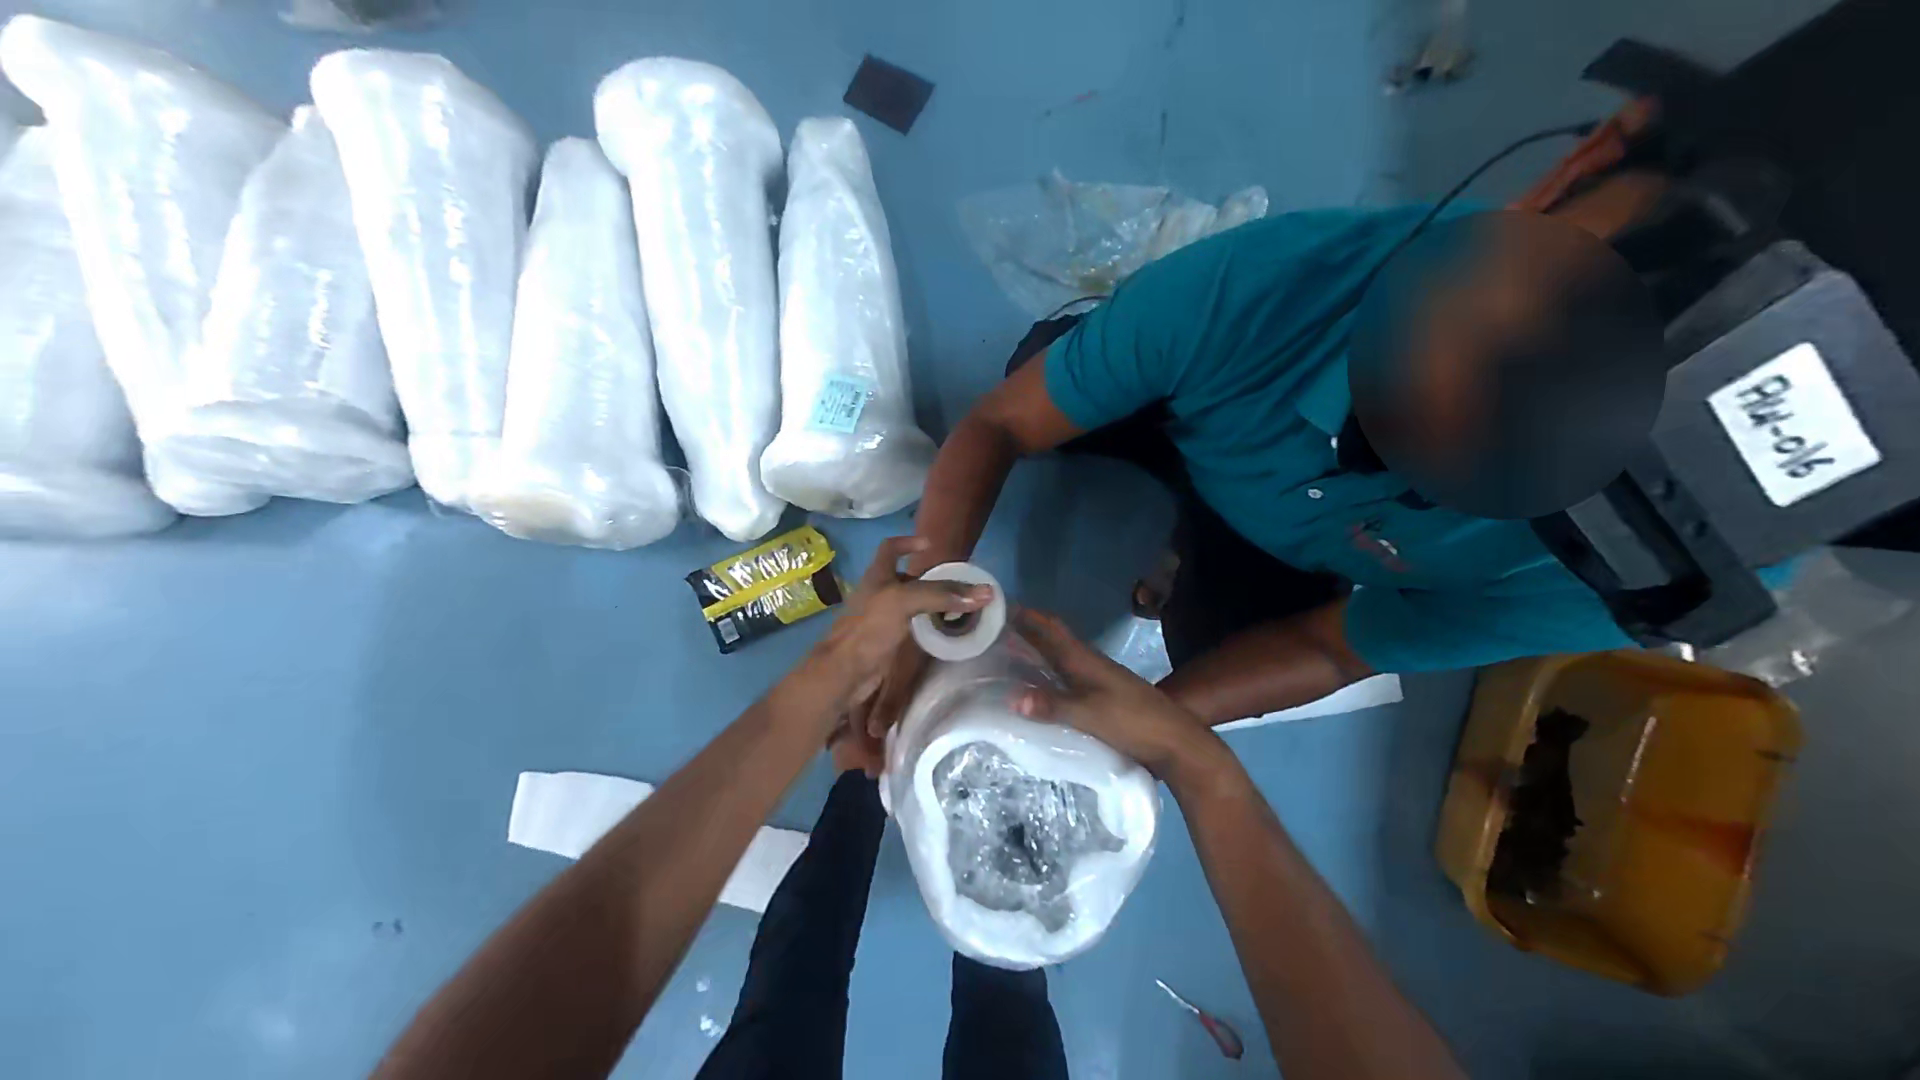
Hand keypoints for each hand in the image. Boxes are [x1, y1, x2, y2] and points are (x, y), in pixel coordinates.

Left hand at [809, 536, 990, 718]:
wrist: (845, 673)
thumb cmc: (869, 628)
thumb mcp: (905, 601)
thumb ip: (942, 595)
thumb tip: (985, 592)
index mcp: (877, 576)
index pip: (890, 548)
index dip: (908, 542)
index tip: (930, 545)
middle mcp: (878, 593)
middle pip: (905, 577)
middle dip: (929, 578)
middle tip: (957, 583)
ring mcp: (880, 618)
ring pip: (909, 603)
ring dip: (930, 603)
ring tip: (957, 606)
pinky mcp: (886, 641)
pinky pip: (910, 626)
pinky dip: (926, 625)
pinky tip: (942, 629)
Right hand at [1010, 608, 1225, 779]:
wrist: (1176, 742)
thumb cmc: (1134, 722)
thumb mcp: (1090, 715)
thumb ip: (1052, 705)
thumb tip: (1010, 697)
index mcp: (1084, 660)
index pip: (1050, 628)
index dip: (1027, 615)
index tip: (998, 606)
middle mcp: (1088, 663)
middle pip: (1053, 639)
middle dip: (1025, 631)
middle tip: (992, 632)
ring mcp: (1097, 679)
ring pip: (1059, 657)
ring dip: (1035, 651)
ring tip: (1006, 654)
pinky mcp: (1102, 696)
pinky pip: (1066, 676)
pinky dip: (1047, 673)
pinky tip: (1037, 685)